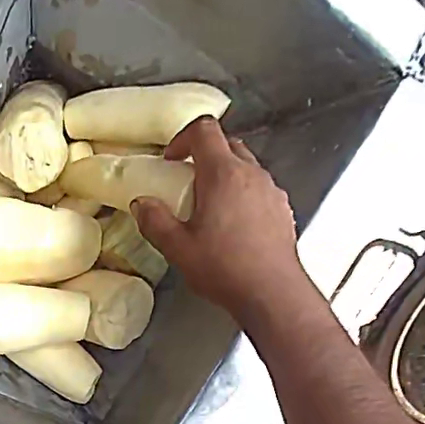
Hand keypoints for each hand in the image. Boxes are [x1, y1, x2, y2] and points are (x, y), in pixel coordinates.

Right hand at [130, 117, 308, 325]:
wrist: (271, 293)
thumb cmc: (225, 269)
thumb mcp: (178, 249)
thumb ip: (155, 221)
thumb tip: (141, 204)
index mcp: (222, 174)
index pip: (204, 130)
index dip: (183, 139)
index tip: (172, 160)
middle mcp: (251, 174)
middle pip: (227, 145)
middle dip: (204, 158)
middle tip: (187, 185)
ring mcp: (271, 191)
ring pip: (246, 168)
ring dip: (225, 178)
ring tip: (210, 210)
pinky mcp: (283, 210)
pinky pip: (259, 191)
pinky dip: (243, 197)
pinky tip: (233, 228)